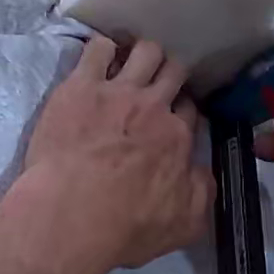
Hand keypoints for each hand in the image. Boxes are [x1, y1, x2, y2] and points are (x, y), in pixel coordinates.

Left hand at [16, 37, 212, 273]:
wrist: (70, 214)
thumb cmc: (124, 225)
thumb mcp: (184, 224)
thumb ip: (202, 193)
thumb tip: (203, 172)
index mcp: (177, 136)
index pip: (188, 108)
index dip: (182, 109)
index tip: (173, 116)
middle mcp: (154, 106)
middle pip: (173, 71)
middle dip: (170, 72)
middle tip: (157, 83)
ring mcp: (118, 91)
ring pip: (145, 51)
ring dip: (142, 53)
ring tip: (132, 61)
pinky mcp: (81, 85)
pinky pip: (98, 48)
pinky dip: (103, 47)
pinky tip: (100, 56)